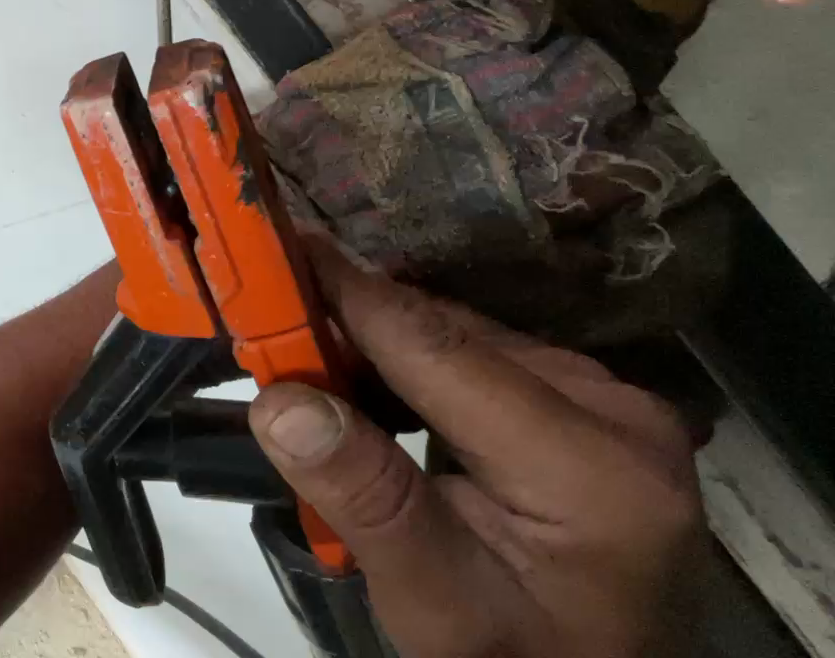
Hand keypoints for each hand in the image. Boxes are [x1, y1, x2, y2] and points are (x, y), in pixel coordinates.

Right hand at [248, 236, 705, 657]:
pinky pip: (461, 351)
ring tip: (292, 355)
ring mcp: (600, 398)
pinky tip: (355, 383)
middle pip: (437, 332)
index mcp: (589, 464)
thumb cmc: (509, 651)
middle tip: (255, 322)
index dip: (341, 291)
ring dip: (362, 339)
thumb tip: (280, 403)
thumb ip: (364, 499)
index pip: (432, 344)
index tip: (264, 247)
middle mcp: (611, 408)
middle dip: (339, 321)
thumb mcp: (429, 598)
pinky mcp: (578, 400)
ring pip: (444, 333)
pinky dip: (394, 358)